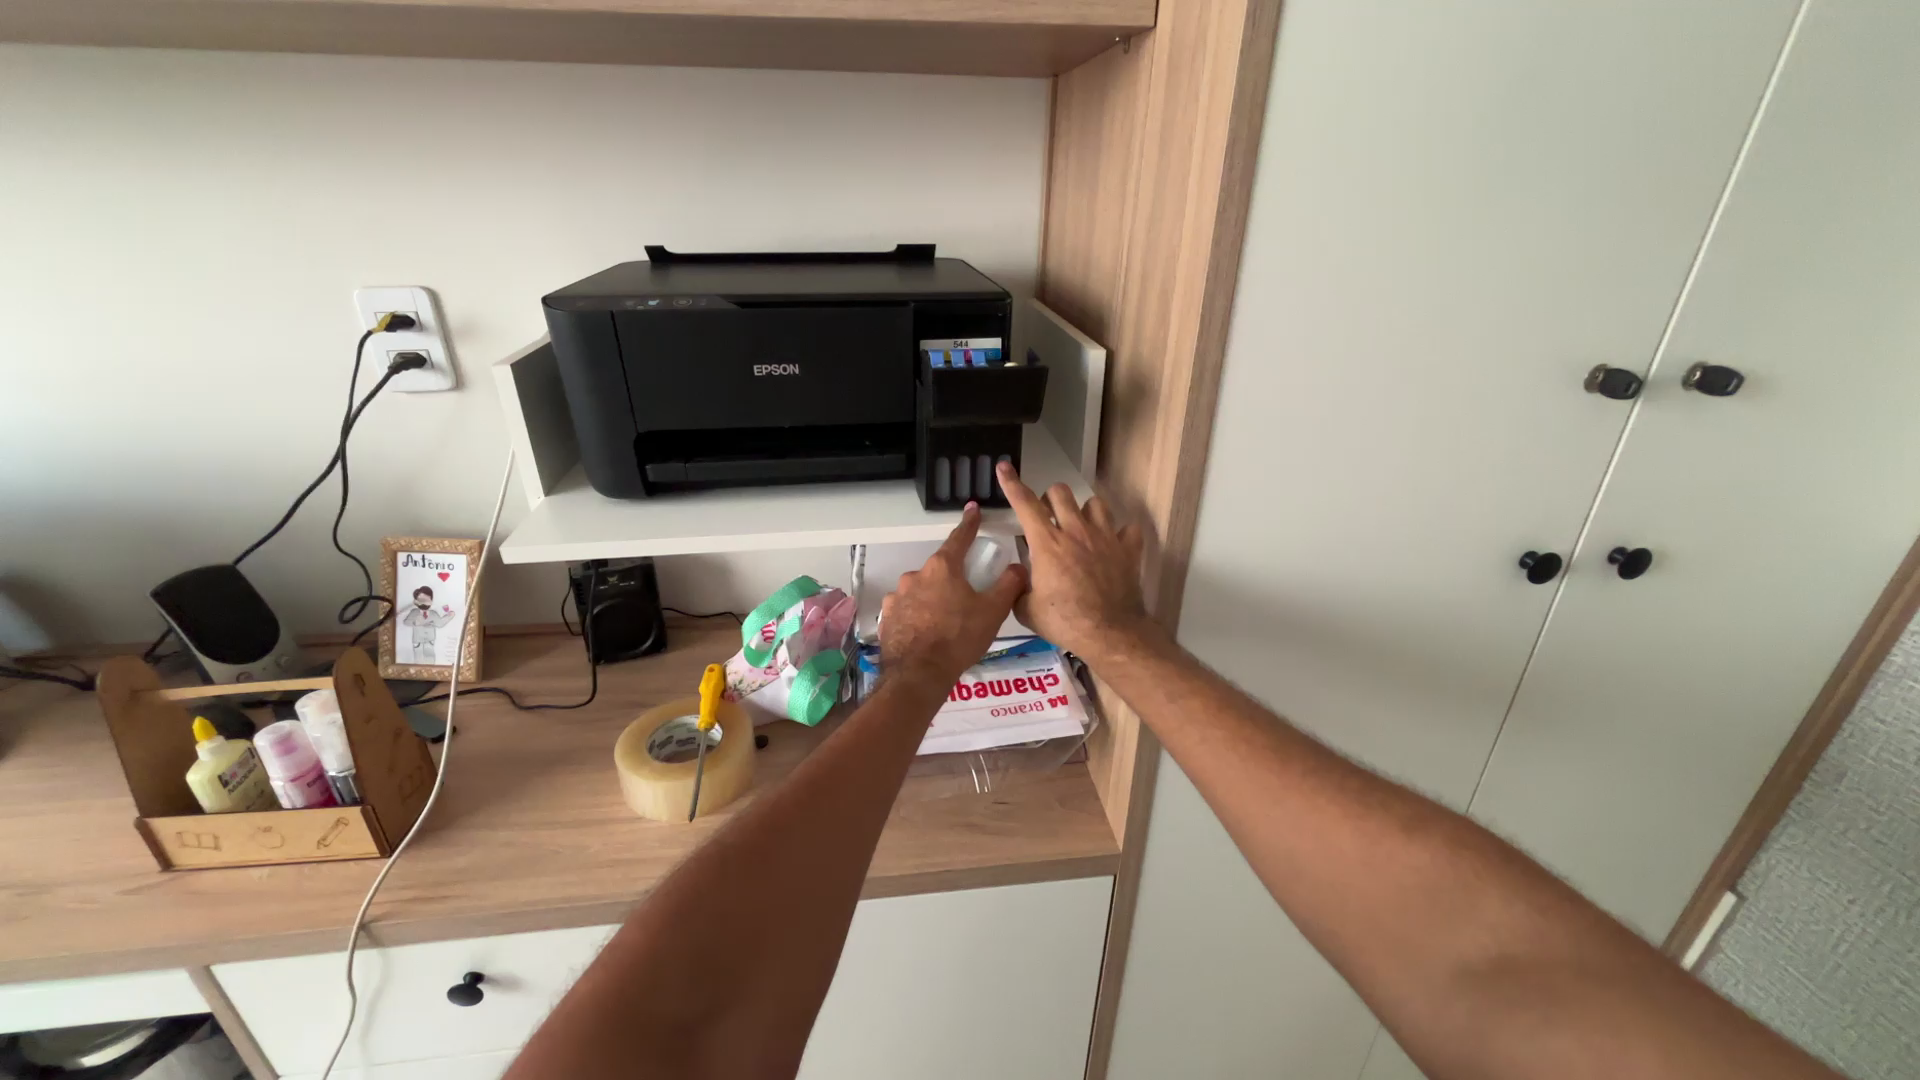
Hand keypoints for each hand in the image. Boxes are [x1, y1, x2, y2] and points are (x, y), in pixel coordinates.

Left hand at [881, 502, 1027, 689]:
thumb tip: (1019, 568)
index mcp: (942, 568)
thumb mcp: (993, 611)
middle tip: (966, 600)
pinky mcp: (887, 618)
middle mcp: (915, 576)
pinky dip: (917, 617)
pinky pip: (907, 611)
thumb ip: (1009, 585)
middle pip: (939, 570)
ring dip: (933, 600)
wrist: (918, 674)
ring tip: (946, 624)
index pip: (959, 538)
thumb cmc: (959, 637)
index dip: (969, 524)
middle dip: (952, 579)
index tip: (972, 509)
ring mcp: (897, 597)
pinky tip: (927, 634)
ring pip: (921, 592)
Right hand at [996, 461, 1154, 664]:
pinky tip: (1114, 545)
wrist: (1109, 633)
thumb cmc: (1064, 621)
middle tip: (1048, 518)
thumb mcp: (1027, 610)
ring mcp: (1105, 537)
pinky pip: (1128, 529)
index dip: (1011, 482)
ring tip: (1081, 527)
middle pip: (1061, 492)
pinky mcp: (1128, 550)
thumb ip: (1018, 588)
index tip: (1004, 467)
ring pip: (1095, 503)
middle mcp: (1076, 532)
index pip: (1025, 503)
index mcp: (1047, 543)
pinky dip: (1120, 534)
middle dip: (1050, 499)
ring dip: (1085, 511)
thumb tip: (1018, 582)